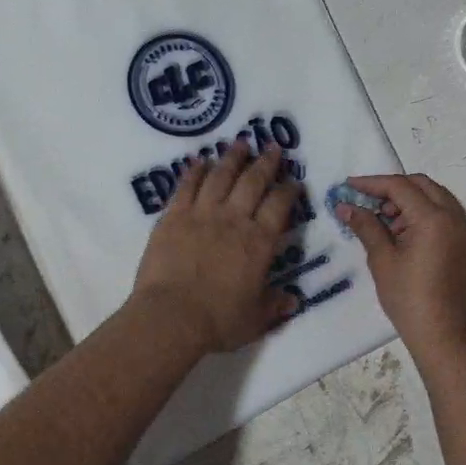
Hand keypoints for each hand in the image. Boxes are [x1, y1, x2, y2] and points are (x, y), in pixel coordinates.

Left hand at [130, 141, 300, 354]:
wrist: (171, 316)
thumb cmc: (218, 320)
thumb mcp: (255, 319)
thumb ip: (274, 305)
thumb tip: (293, 301)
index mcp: (260, 242)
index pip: (280, 206)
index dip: (289, 190)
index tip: (294, 181)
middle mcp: (234, 220)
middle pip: (253, 182)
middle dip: (266, 162)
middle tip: (273, 148)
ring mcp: (202, 214)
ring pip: (221, 176)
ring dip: (232, 158)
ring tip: (240, 144)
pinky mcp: (173, 216)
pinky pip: (187, 186)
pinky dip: (195, 171)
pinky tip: (200, 161)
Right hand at [335, 173, 465, 349]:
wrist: (440, 333)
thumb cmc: (407, 297)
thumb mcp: (381, 259)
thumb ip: (366, 226)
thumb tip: (344, 206)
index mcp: (433, 218)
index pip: (400, 187)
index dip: (371, 183)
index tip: (348, 186)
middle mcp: (453, 216)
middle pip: (420, 185)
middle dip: (392, 188)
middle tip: (367, 202)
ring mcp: (462, 229)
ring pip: (433, 196)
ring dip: (407, 200)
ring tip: (383, 221)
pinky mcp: (463, 242)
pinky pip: (442, 213)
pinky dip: (421, 212)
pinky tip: (401, 232)